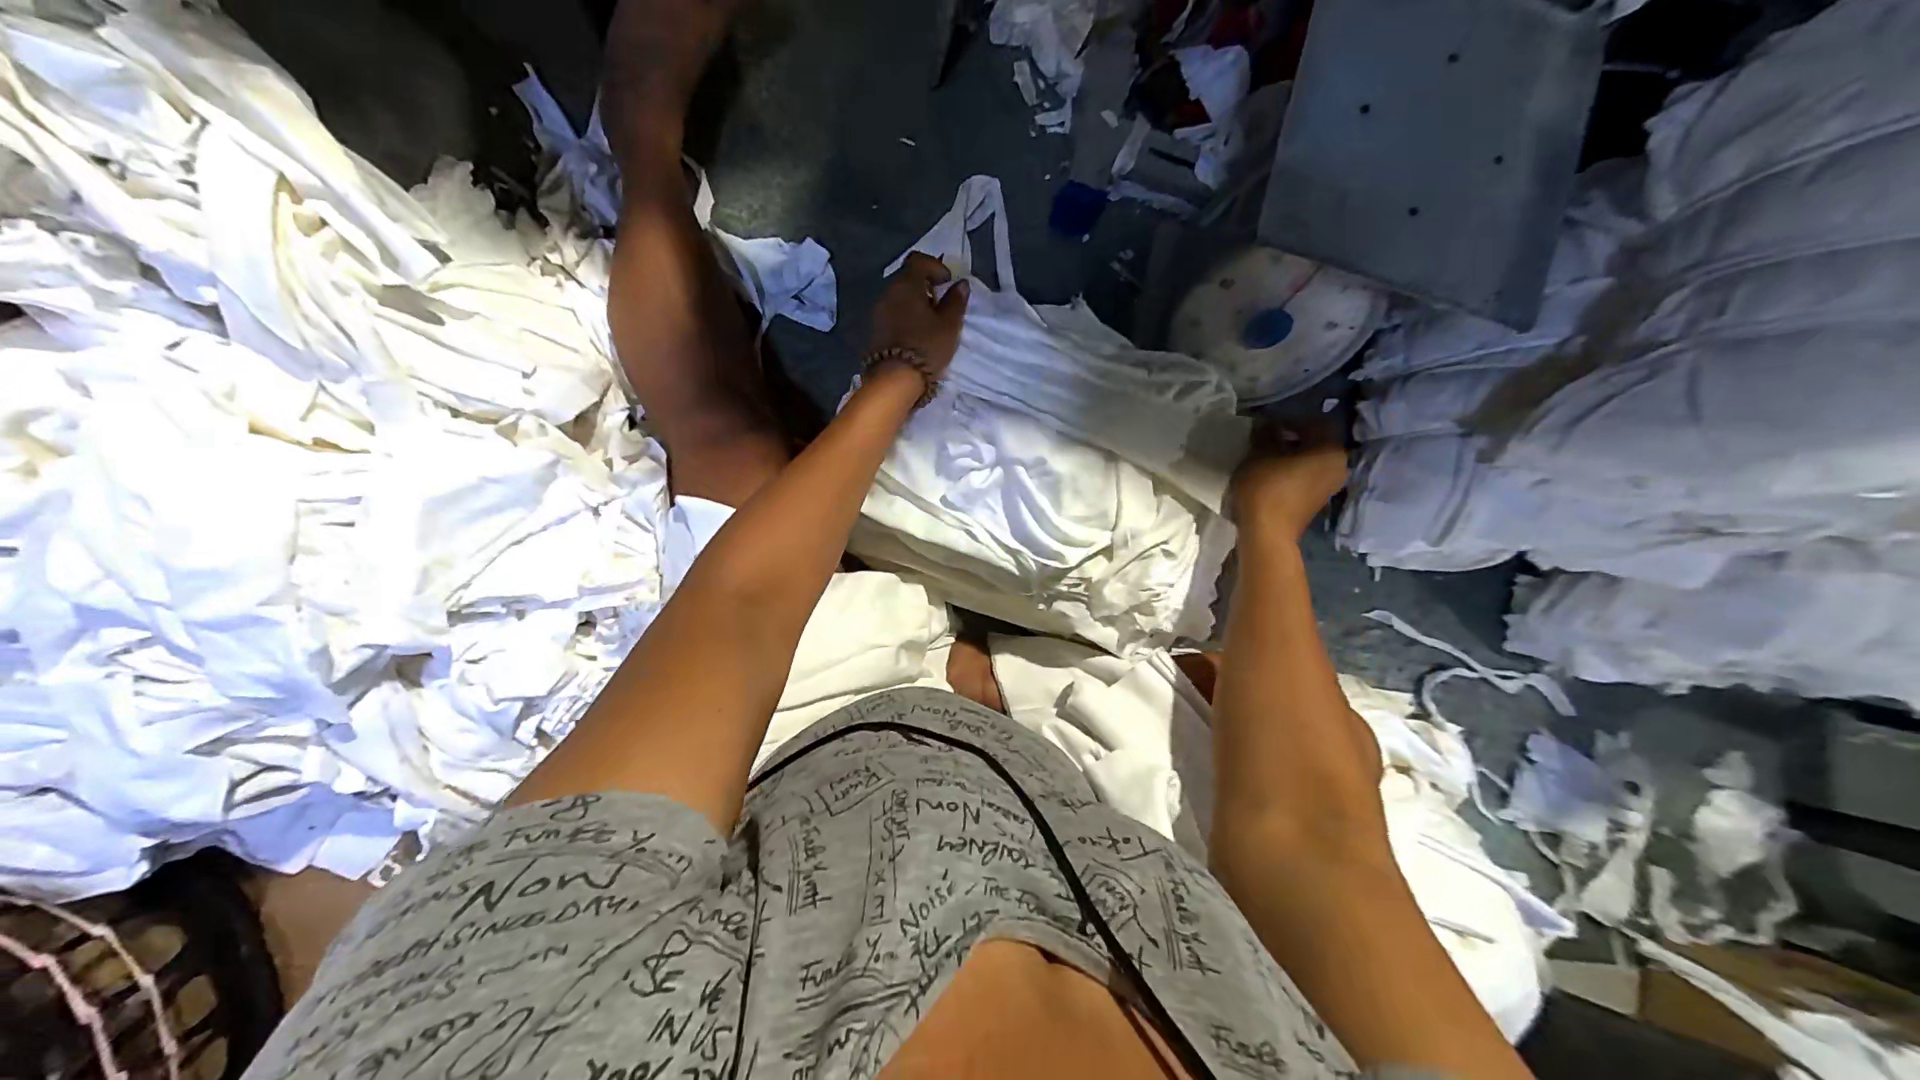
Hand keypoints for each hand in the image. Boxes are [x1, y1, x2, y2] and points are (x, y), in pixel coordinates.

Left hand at [870, 252, 970, 376]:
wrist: (895, 378)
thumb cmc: (926, 346)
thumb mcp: (949, 324)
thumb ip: (955, 301)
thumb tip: (960, 285)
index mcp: (906, 284)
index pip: (918, 261)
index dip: (935, 267)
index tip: (947, 283)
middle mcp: (888, 292)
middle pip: (907, 278)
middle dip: (925, 286)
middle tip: (941, 303)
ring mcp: (878, 311)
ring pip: (899, 296)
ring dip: (914, 302)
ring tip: (930, 321)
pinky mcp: (875, 328)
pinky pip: (892, 312)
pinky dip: (905, 314)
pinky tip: (916, 331)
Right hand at [1230, 427, 1349, 540]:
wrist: (1267, 533)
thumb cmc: (1267, 487)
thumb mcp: (1260, 454)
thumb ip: (1266, 434)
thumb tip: (1268, 425)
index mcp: (1331, 450)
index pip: (1315, 423)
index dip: (1290, 420)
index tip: (1267, 424)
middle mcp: (1338, 467)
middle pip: (1316, 444)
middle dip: (1292, 438)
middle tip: (1267, 438)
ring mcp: (1329, 488)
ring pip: (1311, 462)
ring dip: (1290, 456)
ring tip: (1266, 456)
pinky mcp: (1315, 503)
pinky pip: (1306, 478)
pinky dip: (1292, 472)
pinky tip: (1271, 474)